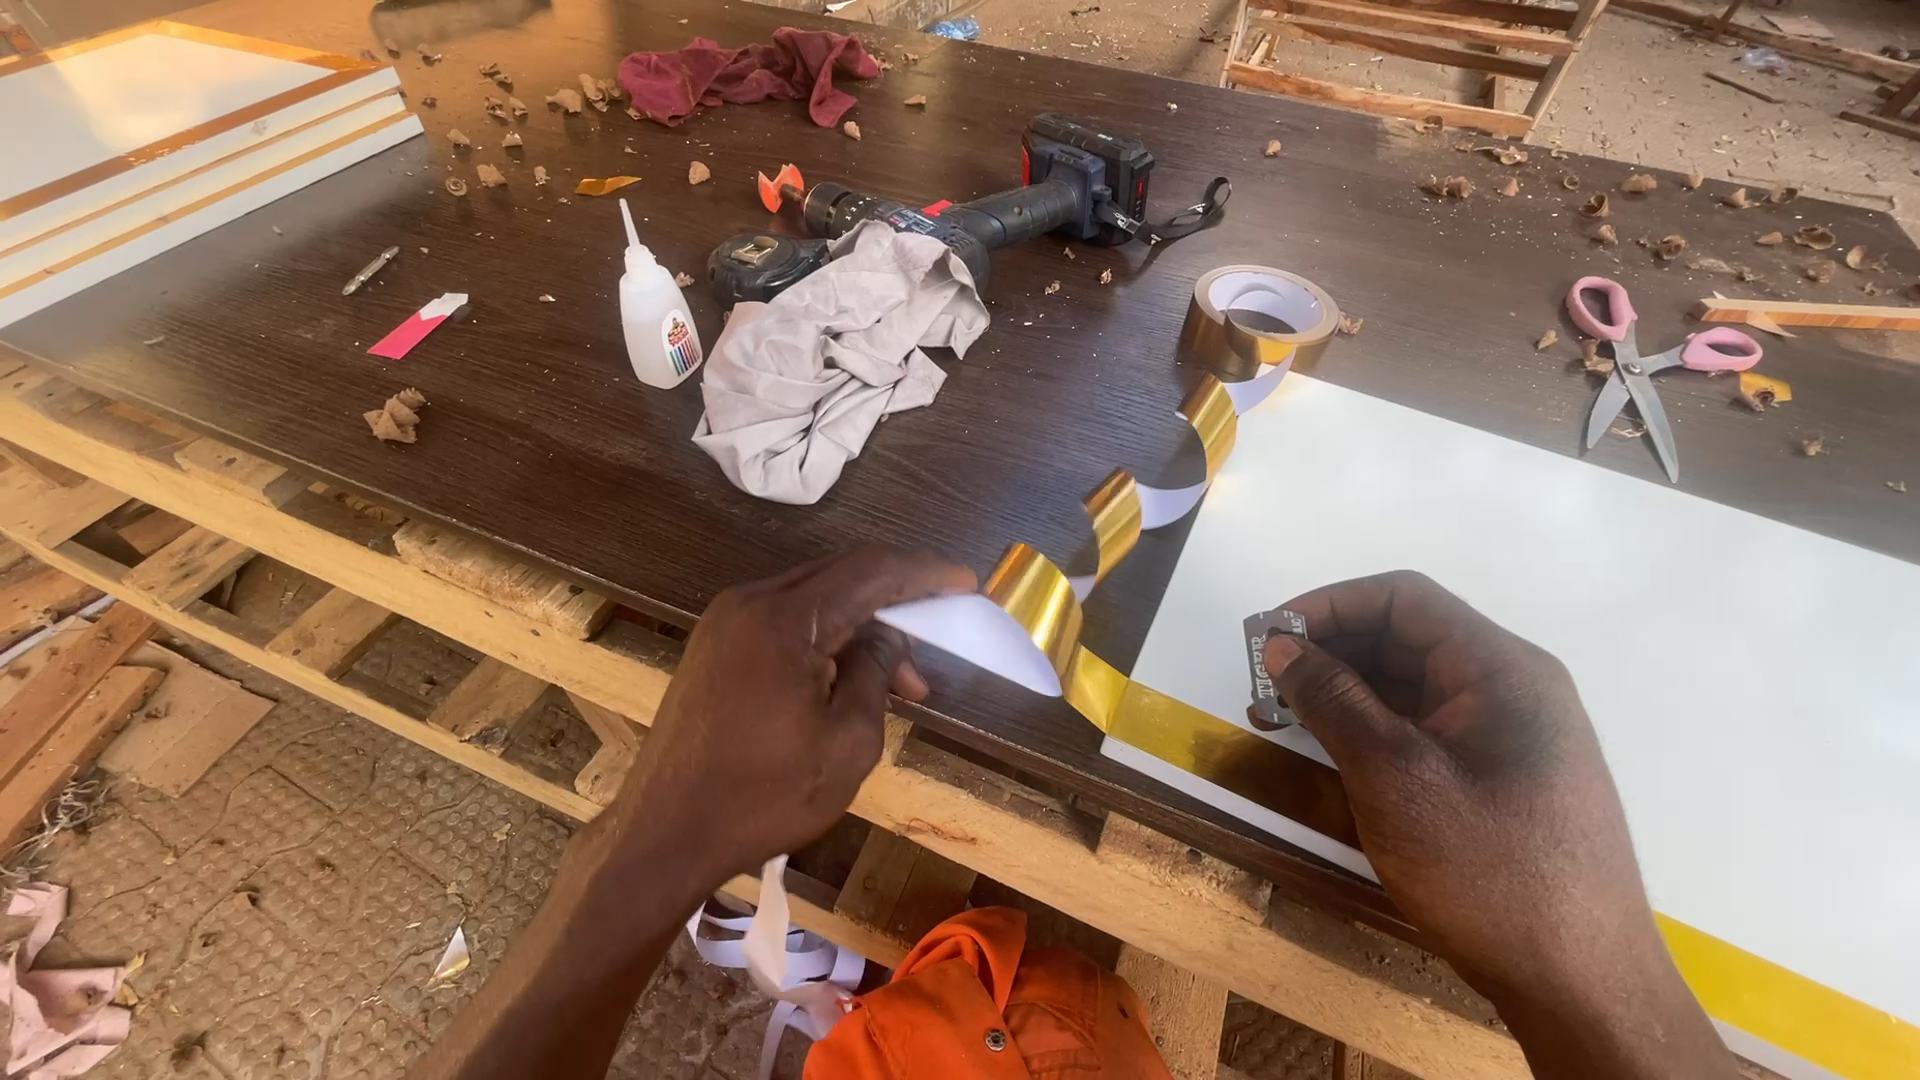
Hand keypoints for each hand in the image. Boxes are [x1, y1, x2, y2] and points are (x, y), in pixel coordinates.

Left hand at [612, 547, 974, 883]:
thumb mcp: (847, 743)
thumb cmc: (762, 799)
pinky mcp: (715, 645)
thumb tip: (891, 638)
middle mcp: (749, 602)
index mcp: (782, 619)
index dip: (925, 572)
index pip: (871, 570)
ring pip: (815, 598)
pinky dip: (827, 638)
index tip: (966, 583)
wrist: (661, 839)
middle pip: (842, 575)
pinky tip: (849, 678)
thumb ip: (877, 673)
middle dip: (898, 602)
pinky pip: (786, 620)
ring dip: (863, 626)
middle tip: (936, 645)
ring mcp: (725, 621)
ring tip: (902, 683)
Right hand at [1262, 571, 1734, 1077]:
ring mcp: (1503, 736)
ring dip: (1339, 690)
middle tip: (1264, 680)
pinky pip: (1417, 727)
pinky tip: (1323, 747)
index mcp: (1501, 670)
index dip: (1330, 604)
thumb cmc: (1488, 869)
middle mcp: (1508, 690)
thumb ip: (1332, 698)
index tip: (1272, 634)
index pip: (1404, 599)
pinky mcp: (1492, 777)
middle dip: (1328, 649)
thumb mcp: (1393, 775)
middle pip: (1403, 638)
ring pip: (1406, 685)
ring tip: (1278, 714)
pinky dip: (1364, 727)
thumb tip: (1280, 644)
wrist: (1584, 991)